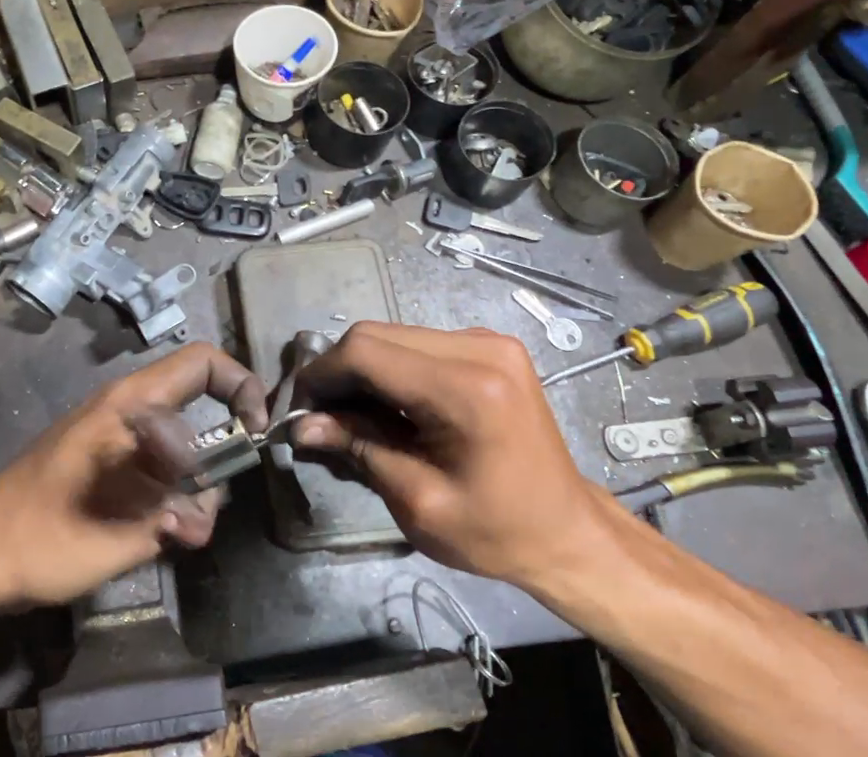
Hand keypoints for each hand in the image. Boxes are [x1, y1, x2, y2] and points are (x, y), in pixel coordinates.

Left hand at [0, 343, 266, 612]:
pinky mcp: (104, 472)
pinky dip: (167, 504)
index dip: (241, 386)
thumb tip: (212, 488)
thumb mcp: (122, 520)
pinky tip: (152, 539)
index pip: (203, 363)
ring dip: (190, 496)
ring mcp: (113, 444)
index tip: (256, 436)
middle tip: (198, 514)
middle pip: (199, 417)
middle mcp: (125, 415)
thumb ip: (179, 498)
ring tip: (167, 537)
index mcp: (129, 407)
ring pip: (182, 454)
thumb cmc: (44, 537)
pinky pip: (156, 476)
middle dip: (216, 467)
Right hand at [290, 323, 614, 588]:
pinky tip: (388, 406)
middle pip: (376, 335)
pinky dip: (390, 369)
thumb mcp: (418, 500)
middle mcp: (480, 349)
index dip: (322, 375)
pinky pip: (418, 343)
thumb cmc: (496, 530)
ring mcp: (489, 343)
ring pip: (393, 335)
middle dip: (338, 372)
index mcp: (467, 389)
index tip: (300, 410)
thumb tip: (301, 424)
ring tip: (351, 415)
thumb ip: (359, 448)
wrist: (567, 532)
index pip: (366, 352)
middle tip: (320, 416)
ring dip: (362, 370)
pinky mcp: (490, 348)